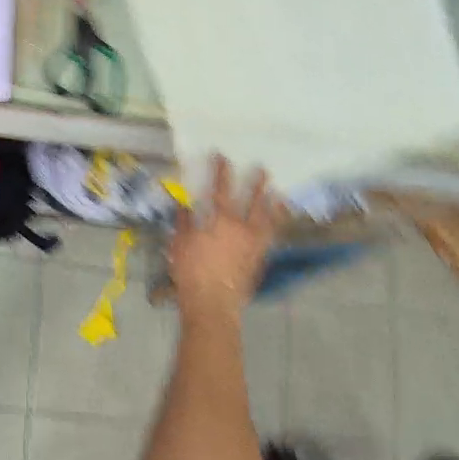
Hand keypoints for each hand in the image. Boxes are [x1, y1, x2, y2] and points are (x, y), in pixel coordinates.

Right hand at [168, 156, 280, 320]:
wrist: (213, 303)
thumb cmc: (191, 272)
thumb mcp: (180, 245)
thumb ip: (184, 222)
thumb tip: (185, 206)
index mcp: (221, 221)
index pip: (221, 190)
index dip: (222, 171)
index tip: (223, 156)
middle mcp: (243, 229)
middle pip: (254, 201)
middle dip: (258, 184)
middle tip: (264, 170)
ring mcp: (255, 245)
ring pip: (268, 219)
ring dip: (273, 205)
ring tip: (279, 195)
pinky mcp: (260, 260)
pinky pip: (271, 238)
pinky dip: (273, 228)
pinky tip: (273, 226)